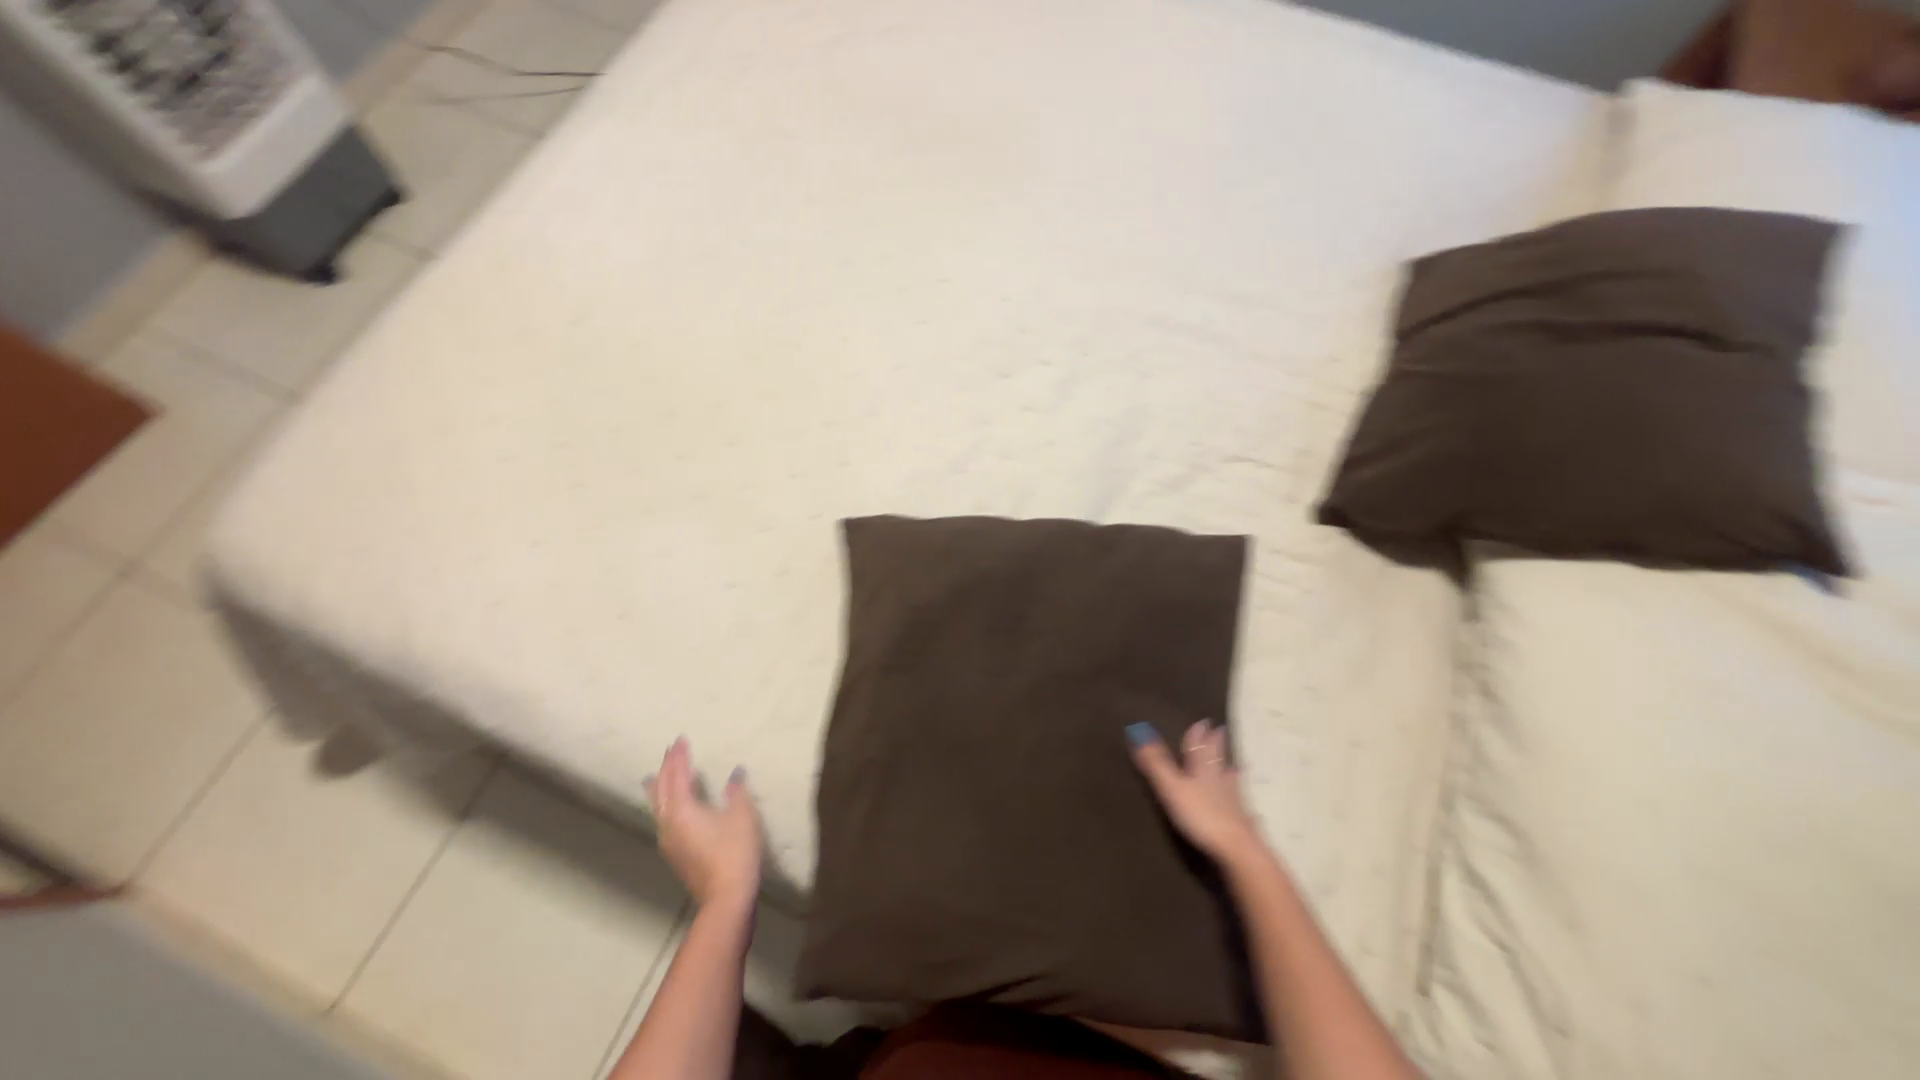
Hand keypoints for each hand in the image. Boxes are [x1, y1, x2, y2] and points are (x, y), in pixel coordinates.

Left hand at [644, 738, 763, 911]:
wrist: (726, 896)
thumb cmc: (735, 851)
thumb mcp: (742, 815)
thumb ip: (736, 791)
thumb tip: (734, 773)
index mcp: (682, 808)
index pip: (678, 775)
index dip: (680, 756)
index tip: (680, 740)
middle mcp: (668, 823)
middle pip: (661, 790)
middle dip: (665, 769)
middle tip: (668, 752)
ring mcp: (669, 841)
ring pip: (657, 807)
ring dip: (658, 788)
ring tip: (653, 778)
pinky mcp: (675, 854)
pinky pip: (663, 819)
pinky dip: (664, 805)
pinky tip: (668, 809)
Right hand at [1128, 720, 1261, 862]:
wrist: (1237, 846)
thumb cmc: (1201, 814)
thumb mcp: (1172, 787)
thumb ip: (1156, 763)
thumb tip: (1138, 732)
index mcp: (1202, 769)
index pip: (1198, 747)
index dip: (1198, 735)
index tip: (1203, 721)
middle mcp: (1219, 778)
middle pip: (1217, 758)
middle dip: (1216, 744)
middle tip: (1220, 730)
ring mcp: (1233, 798)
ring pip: (1230, 776)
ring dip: (1229, 766)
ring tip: (1234, 761)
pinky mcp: (1240, 818)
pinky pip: (1238, 799)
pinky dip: (1238, 795)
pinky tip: (1242, 800)